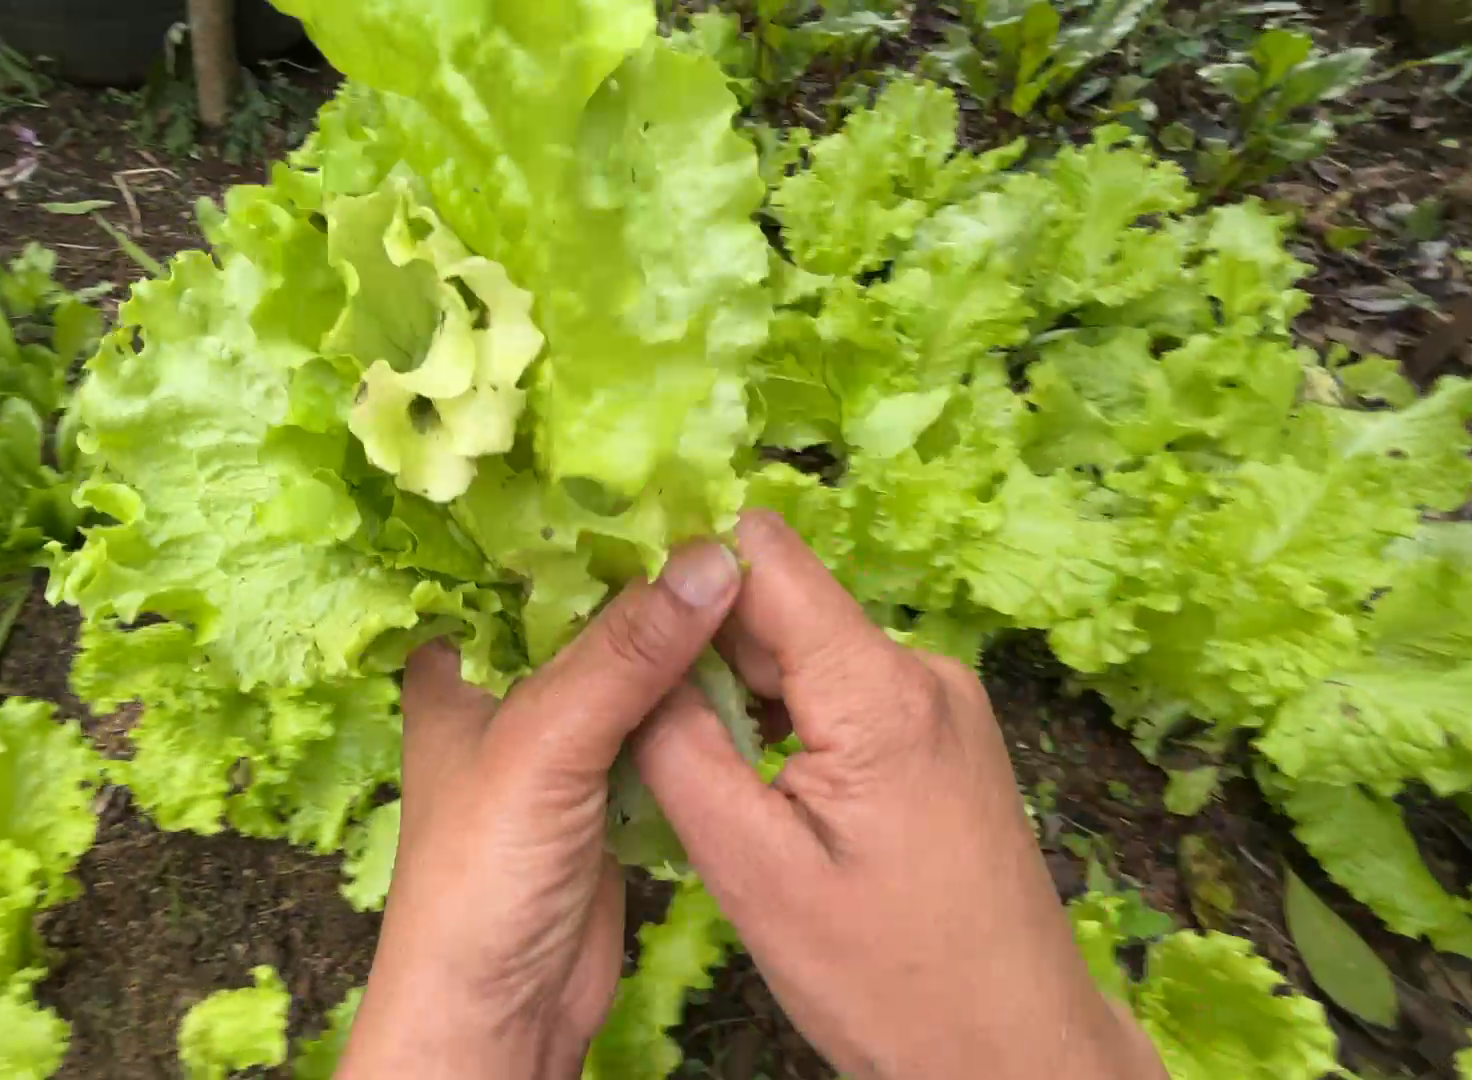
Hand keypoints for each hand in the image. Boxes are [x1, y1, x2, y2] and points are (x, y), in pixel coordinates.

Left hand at [339, 541, 743, 1079]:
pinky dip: (691, 686)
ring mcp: (559, 730)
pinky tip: (737, 649)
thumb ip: (624, 654)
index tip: (662, 476)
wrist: (504, 1008)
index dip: (584, 521)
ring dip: (676, 629)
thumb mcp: (546, 745)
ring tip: (744, 569)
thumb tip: (712, 556)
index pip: (521, 565)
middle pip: (584, 610)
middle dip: (647, 573)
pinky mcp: (604, 774)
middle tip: (723, 516)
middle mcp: (505, 683)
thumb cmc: (486, 868)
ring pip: (625, 661)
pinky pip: (653, 711)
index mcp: (461, 657)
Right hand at [632, 511, 1165, 1079]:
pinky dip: (775, 705)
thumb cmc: (880, 975)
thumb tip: (633, 653)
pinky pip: (829, 681)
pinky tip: (754, 764)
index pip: (763, 556)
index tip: (623, 607)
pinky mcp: (932, 724)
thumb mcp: (747, 864)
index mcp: (875, 688)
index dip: (685, 565)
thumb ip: (676, 739)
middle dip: (701, 639)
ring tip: (696, 747)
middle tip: (645, 704)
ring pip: (797, 643)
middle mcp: (916, 665)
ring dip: (735, 679)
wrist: (1018, 1058)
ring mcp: (933, 693)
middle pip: (776, 602)